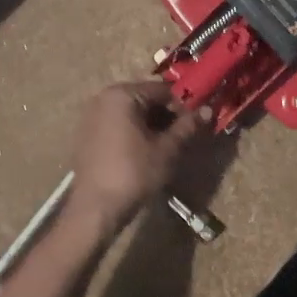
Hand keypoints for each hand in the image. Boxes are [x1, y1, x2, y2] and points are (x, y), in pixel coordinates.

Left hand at [68, 82, 204, 231]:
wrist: (96, 207)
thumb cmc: (134, 173)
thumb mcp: (167, 149)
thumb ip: (187, 126)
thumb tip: (208, 110)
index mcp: (122, 95)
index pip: (163, 90)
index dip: (184, 105)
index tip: (198, 122)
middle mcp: (103, 98)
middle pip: (145, 99)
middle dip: (167, 115)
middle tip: (185, 135)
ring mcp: (92, 117)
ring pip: (132, 113)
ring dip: (152, 125)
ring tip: (168, 146)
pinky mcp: (87, 135)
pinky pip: (118, 125)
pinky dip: (135, 133)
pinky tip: (146, 153)